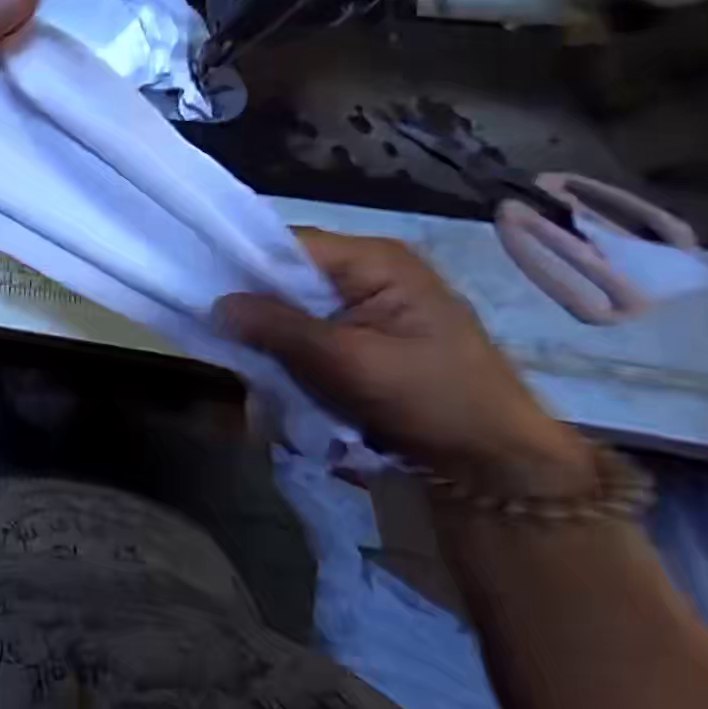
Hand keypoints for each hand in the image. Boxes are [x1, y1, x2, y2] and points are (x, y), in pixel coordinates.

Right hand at [217, 229, 596, 496]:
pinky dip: (297, 348)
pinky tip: (286, 371)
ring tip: (258, 362)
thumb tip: (216, 303)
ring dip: (278, 333)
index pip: (291, 243)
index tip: (209, 292)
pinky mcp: (373, 332)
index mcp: (375, 259)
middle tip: (232, 338)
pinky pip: (316, 328)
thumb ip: (278, 327)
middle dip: (262, 307)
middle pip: (292, 274)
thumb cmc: (430, 399)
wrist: (498, 464)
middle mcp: (372, 269)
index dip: (247, 264)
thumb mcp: (346, 362)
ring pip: (300, 304)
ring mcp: (374, 301)